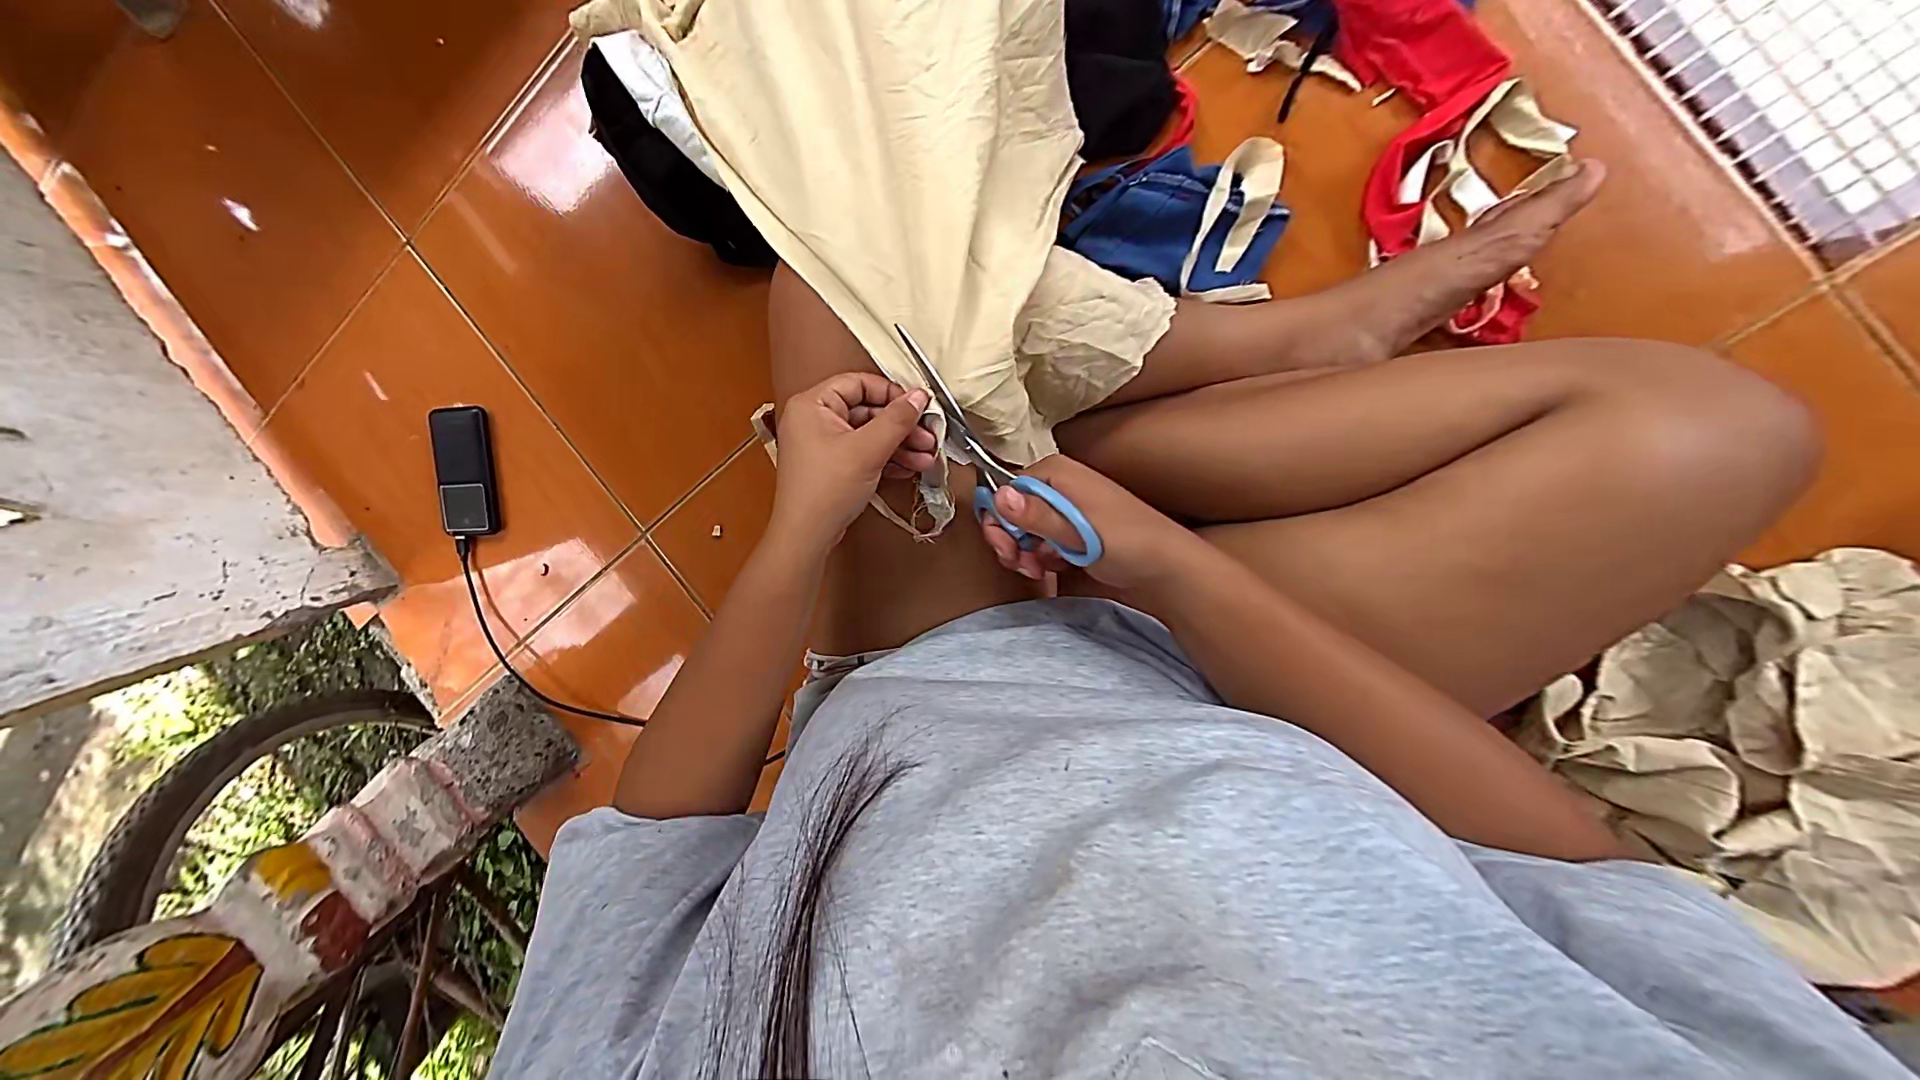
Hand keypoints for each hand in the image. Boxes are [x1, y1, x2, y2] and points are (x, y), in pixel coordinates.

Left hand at [769, 373, 934, 550]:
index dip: (891, 393)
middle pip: (868, 409)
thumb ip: (896, 420)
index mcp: (813, 405)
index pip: (859, 383)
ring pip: (870, 433)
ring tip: (924, 455)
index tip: (916, 405)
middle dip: (901, 425)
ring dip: (900, 444)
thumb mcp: (868, 449)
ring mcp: (823, 443)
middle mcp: (815, 419)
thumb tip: (917, 397)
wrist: (807, 535)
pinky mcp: (833, 464)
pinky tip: (910, 466)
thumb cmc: (821, 493)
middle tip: (926, 435)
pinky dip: (888, 457)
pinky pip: (865, 451)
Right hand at [978, 455, 1202, 589]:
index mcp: (1056, 473)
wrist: (1166, 568)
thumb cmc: (1127, 542)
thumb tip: (999, 497)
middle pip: (1012, 511)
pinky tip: (1050, 570)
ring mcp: (1066, 509)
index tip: (1009, 549)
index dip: (1001, 522)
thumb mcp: (1077, 531)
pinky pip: (1042, 541)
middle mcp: (1058, 485)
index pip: (1006, 492)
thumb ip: (1037, 515)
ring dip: (1025, 553)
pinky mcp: (1073, 530)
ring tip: (1039, 570)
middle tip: (1022, 564)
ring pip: (1025, 530)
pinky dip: (1041, 557)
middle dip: (1012, 541)